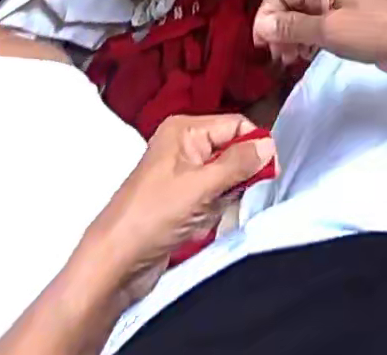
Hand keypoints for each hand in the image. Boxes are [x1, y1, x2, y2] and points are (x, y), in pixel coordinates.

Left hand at [78, 115, 276, 299]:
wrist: (115, 262)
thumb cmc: (149, 217)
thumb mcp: (201, 187)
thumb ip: (238, 164)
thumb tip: (268, 146)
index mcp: (184, 129)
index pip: (234, 124)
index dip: (255, 145)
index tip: (271, 170)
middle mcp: (184, 144)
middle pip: (231, 149)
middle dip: (236, 176)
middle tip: (228, 197)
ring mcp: (182, 172)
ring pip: (224, 176)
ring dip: (223, 198)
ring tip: (203, 214)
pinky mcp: (182, 197)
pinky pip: (212, 196)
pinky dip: (212, 211)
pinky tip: (195, 225)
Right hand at [253, 0, 386, 73]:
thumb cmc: (370, 32)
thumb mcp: (328, 30)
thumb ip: (291, 27)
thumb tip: (261, 26)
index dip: (266, 16)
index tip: (260, 43)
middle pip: (288, 2)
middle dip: (278, 28)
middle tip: (276, 55)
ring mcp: (335, 0)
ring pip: (300, 15)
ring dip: (290, 35)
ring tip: (289, 58)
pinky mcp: (343, 17)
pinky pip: (314, 24)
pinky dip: (304, 38)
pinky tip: (302, 54)